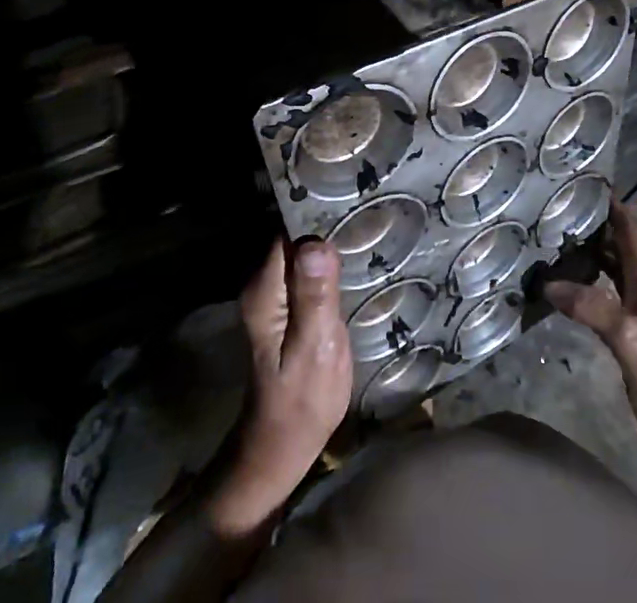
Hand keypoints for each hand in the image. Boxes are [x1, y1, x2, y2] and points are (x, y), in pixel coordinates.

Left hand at [208, 235, 351, 535]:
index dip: (316, 214)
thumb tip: (317, 245)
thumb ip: (314, 297)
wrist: (285, 441)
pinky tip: (359, 255)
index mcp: (265, 291)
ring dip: (332, 240)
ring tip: (371, 221)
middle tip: (371, 205)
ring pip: (304, 253)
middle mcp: (265, 285)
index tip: (351, 195)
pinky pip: (310, 271)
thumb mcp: (314, 349)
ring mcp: (277, 296)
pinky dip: (331, 262)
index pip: (287, 234)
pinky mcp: (291, 306)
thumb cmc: (302, 399)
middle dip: (328, 221)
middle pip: (295, 238)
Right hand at [546, 198, 636, 455]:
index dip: (613, 207)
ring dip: (589, 255)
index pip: (631, 232)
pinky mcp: (633, 337)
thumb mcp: (631, 340)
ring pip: (612, 272)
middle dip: (594, 227)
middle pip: (619, 248)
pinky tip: (565, 287)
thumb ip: (593, 308)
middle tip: (555, 209)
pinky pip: (606, 298)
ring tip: (553, 240)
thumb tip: (550, 282)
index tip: (588, 182)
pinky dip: (587, 286)